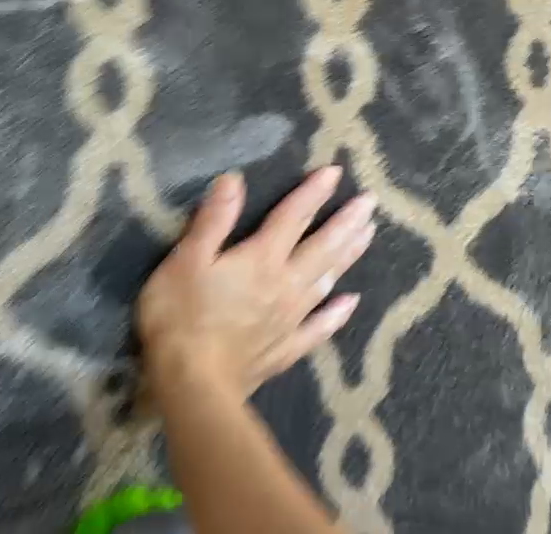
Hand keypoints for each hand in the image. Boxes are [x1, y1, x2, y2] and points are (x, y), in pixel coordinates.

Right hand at [137, 166, 375, 404]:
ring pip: (326, 281)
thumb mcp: (186, 258)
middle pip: (320, 249)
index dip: (312, 194)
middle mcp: (283, 285)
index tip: (335, 171)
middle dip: (344, 223)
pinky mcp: (285, 347)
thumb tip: (234, 180)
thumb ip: (213, 220)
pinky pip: (319, 326)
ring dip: (347, 256)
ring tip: (366, 237)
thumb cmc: (180, 312)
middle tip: (370, 203)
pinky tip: (350, 302)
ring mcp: (289, 319)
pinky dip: (337, 312)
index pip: (290, 219)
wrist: (193, 379)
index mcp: (259, 260)